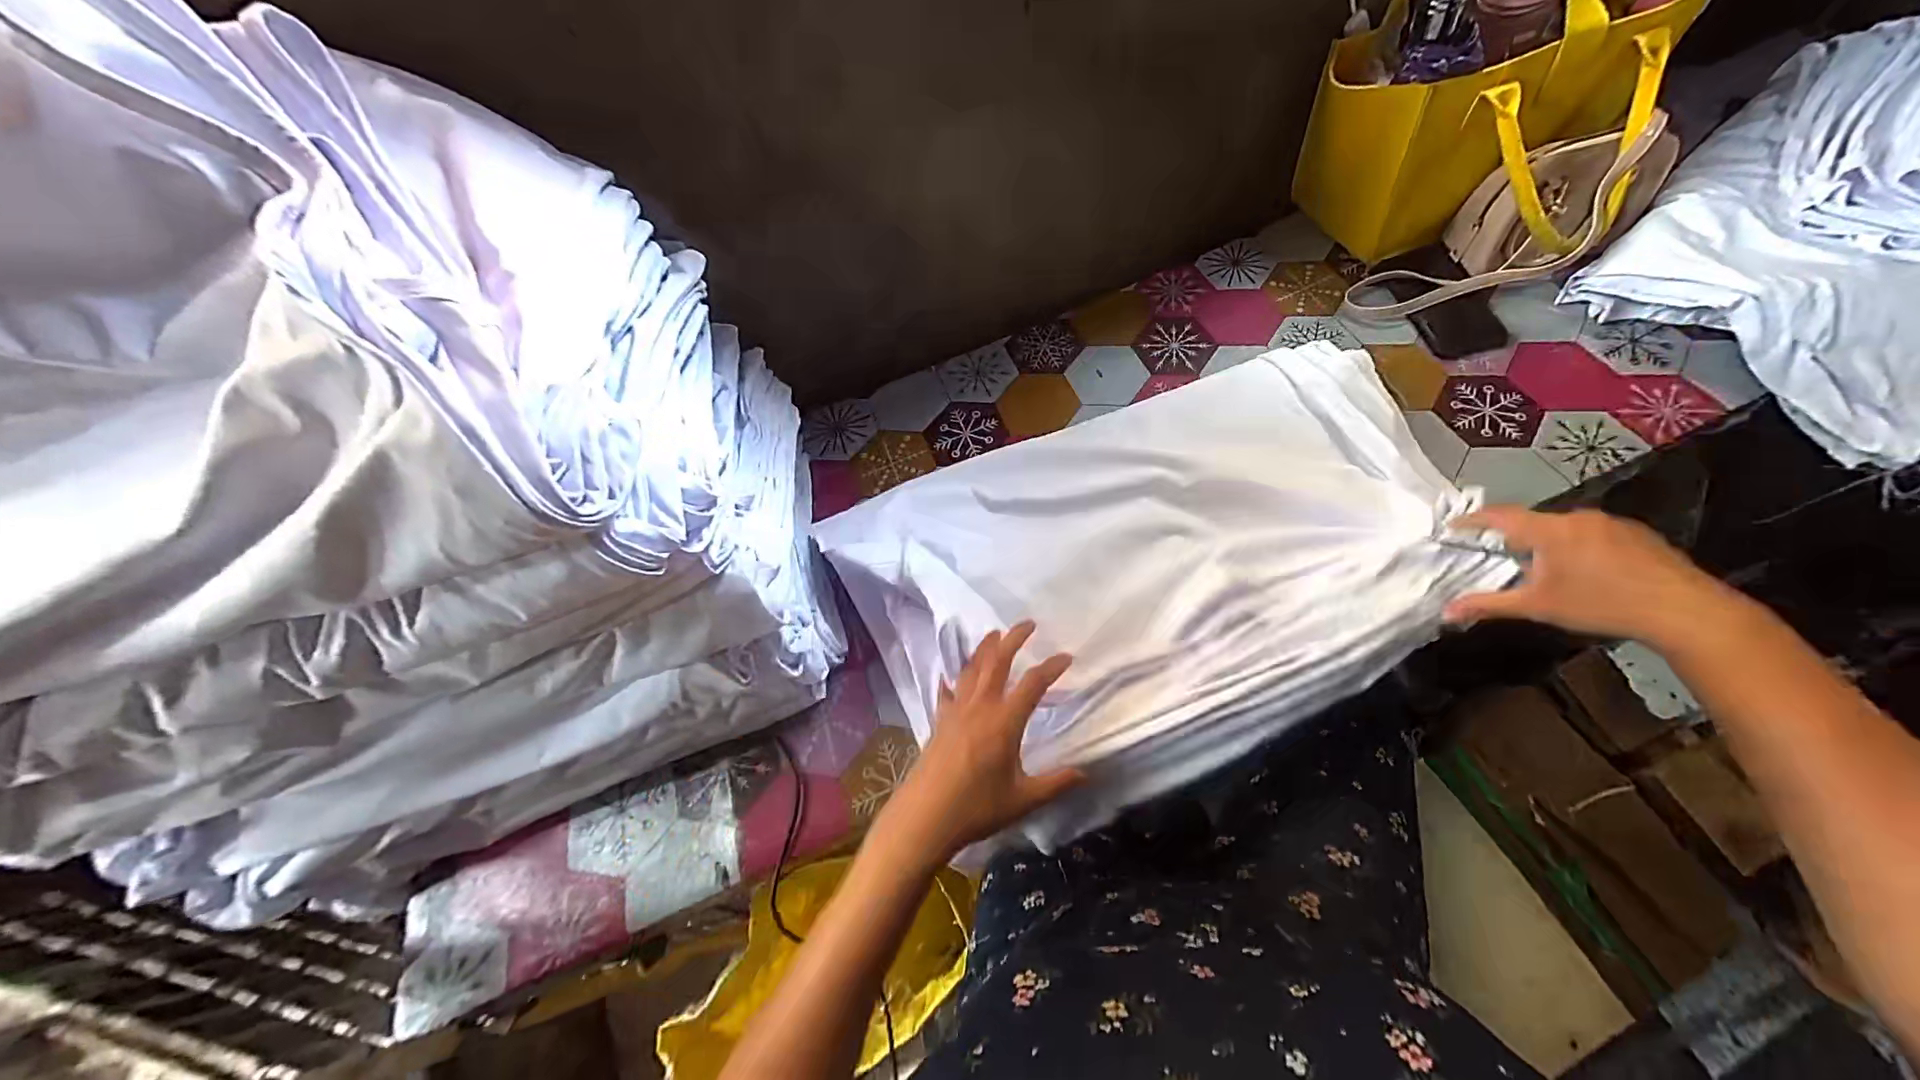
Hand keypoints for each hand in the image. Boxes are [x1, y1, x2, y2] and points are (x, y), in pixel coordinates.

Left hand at [877, 622, 1083, 860]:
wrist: (924, 818)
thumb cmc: (976, 809)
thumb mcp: (1023, 799)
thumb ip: (1055, 784)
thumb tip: (1085, 774)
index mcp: (1004, 722)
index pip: (1032, 684)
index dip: (1051, 667)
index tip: (1066, 657)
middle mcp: (979, 708)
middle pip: (997, 663)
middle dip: (1013, 639)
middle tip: (1028, 624)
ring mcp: (955, 712)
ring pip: (971, 670)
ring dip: (984, 650)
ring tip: (994, 635)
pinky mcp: (939, 722)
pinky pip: (948, 692)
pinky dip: (953, 680)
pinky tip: (950, 677)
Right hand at [1442, 506, 1739, 645]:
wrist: (1685, 611)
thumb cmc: (1602, 605)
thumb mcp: (1536, 607)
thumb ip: (1488, 605)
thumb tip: (1446, 613)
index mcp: (1549, 530)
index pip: (1499, 515)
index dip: (1473, 520)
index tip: (1454, 527)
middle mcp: (1578, 518)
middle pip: (1533, 522)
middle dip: (1516, 538)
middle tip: (1504, 559)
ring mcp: (1611, 523)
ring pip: (1564, 528)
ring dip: (1549, 544)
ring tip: (1548, 571)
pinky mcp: (1637, 533)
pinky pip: (1593, 533)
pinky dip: (1578, 547)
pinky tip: (1587, 573)